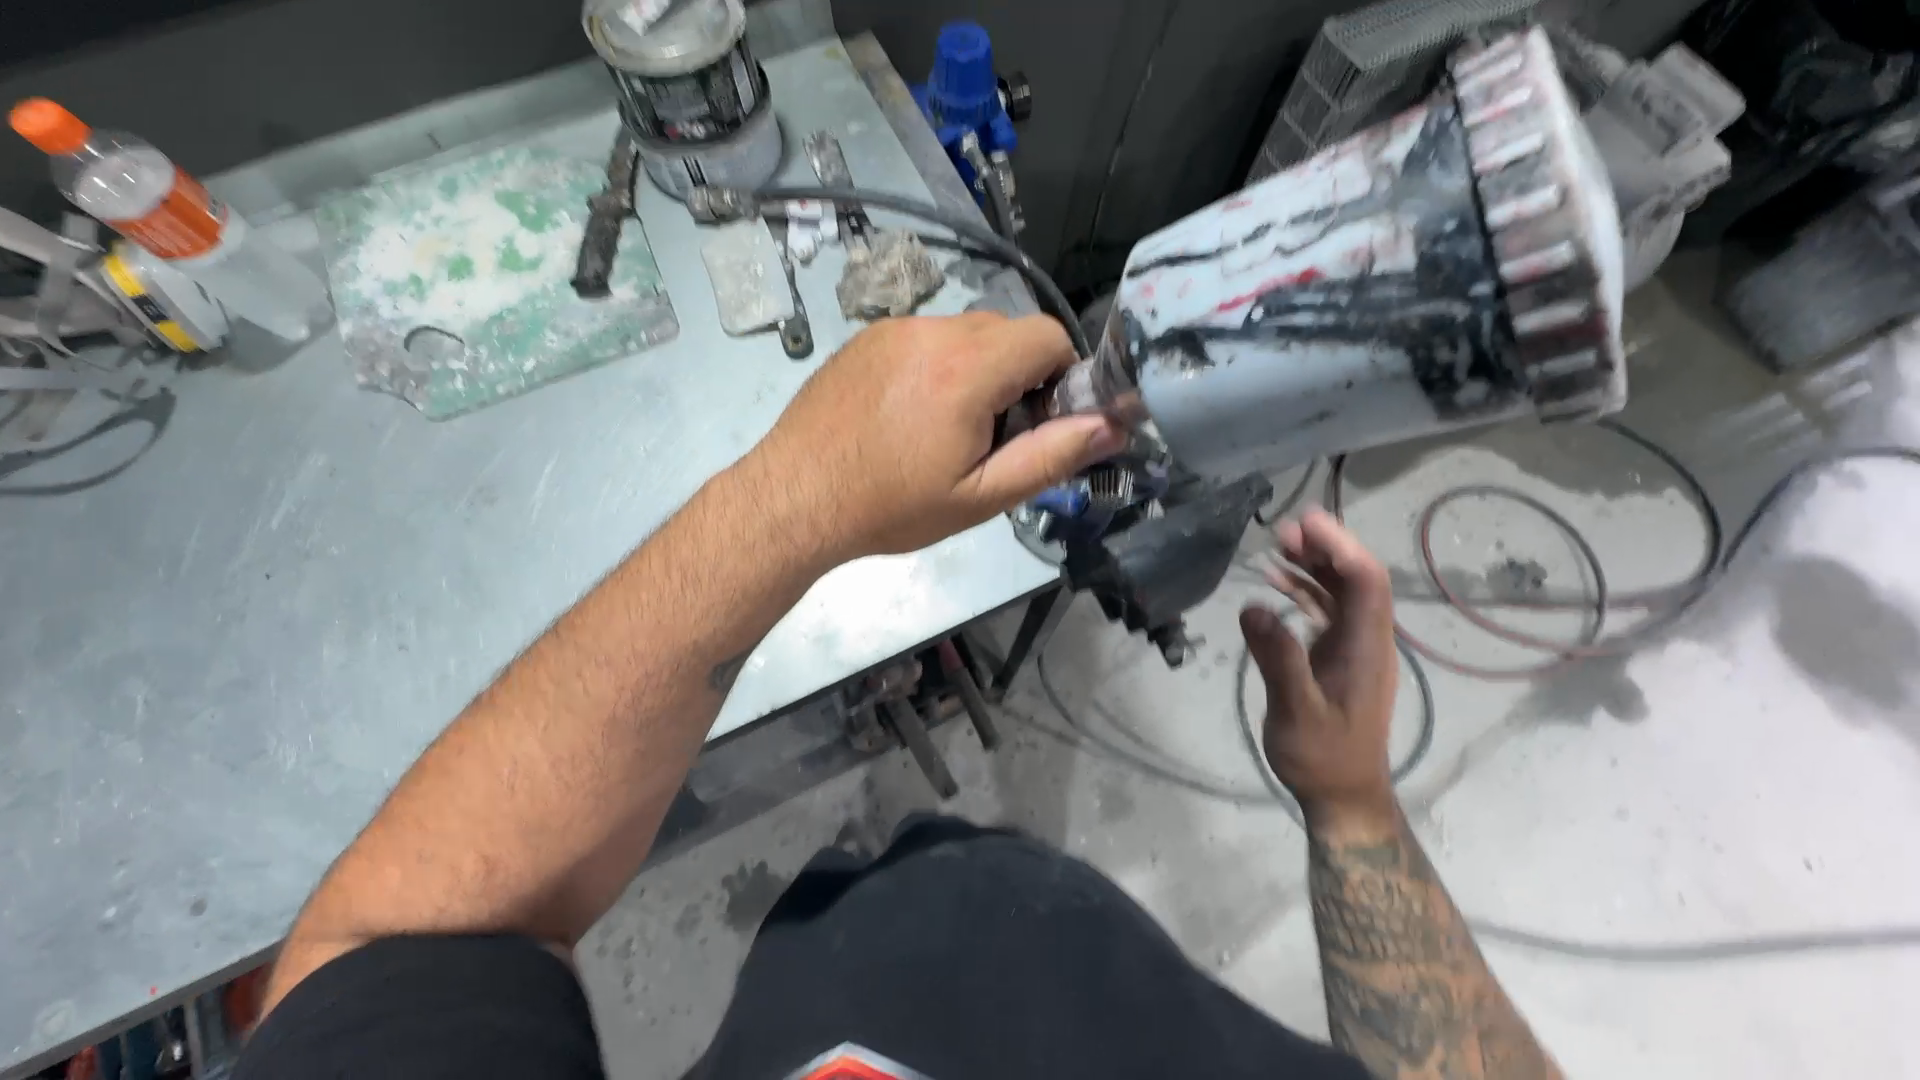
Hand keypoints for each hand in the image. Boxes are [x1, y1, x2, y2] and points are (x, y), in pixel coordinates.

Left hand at [757, 313, 1126, 559]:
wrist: (794, 499)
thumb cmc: (890, 507)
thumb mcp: (980, 497)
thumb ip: (1051, 456)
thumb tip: (1112, 425)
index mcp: (966, 368)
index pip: (1048, 334)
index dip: (1060, 375)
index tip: (1041, 420)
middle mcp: (932, 331)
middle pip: (1007, 332)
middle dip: (1018, 376)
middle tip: (992, 436)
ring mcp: (893, 329)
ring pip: (966, 334)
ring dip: (977, 372)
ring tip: (945, 431)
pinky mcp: (866, 338)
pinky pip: (926, 339)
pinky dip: (938, 367)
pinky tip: (909, 417)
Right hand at [1240, 507, 1399, 821]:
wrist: (1343, 797)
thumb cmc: (1323, 757)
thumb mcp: (1297, 712)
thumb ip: (1279, 659)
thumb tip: (1252, 607)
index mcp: (1366, 647)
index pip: (1366, 582)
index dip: (1340, 547)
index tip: (1307, 522)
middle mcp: (1367, 640)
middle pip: (1356, 580)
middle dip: (1325, 548)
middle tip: (1284, 528)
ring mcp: (1354, 649)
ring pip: (1341, 593)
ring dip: (1314, 566)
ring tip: (1277, 544)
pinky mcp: (1338, 659)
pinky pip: (1326, 613)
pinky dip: (1304, 592)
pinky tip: (1276, 583)